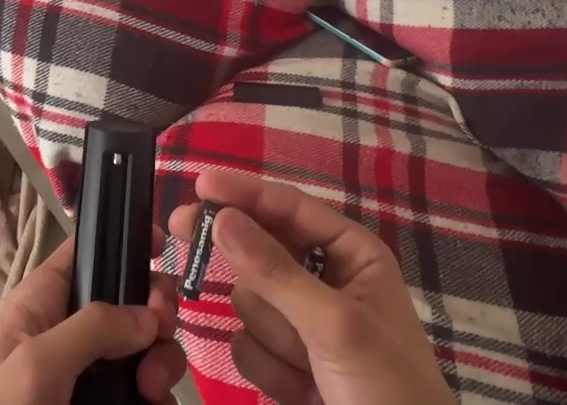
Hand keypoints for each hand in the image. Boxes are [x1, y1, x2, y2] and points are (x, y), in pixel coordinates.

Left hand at [0, 227, 187, 404]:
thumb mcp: (36, 365)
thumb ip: (92, 328)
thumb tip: (148, 316)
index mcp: (43, 302)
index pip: (86, 251)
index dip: (122, 241)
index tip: (160, 246)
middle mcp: (71, 329)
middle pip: (129, 298)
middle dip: (155, 312)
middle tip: (160, 335)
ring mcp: (90, 372)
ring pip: (145, 345)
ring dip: (162, 360)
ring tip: (152, 392)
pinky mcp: (105, 404)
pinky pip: (146, 389)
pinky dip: (160, 394)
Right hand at [168, 173, 452, 404]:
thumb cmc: (387, 389)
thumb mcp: (335, 327)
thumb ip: (276, 273)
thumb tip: (221, 218)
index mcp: (351, 253)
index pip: (289, 207)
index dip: (244, 191)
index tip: (200, 183)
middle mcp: (324, 278)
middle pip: (259, 248)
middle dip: (243, 263)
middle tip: (180, 229)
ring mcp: (302, 322)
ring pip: (248, 300)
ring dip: (273, 335)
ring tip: (309, 367)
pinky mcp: (285, 361)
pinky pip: (247, 344)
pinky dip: (270, 369)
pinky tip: (302, 389)